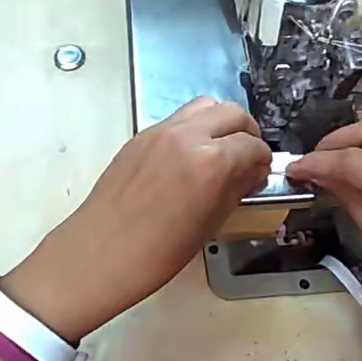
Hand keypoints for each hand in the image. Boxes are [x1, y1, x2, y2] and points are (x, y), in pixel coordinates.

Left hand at [0, 97, 270, 340]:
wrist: (99, 253)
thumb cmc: (156, 253)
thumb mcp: (209, 224)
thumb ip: (235, 190)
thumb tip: (250, 174)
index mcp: (210, 161)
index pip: (253, 145)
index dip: (262, 161)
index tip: (260, 174)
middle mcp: (186, 136)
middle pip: (232, 113)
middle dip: (246, 133)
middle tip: (246, 158)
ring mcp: (160, 132)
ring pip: (204, 106)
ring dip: (219, 123)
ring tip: (219, 152)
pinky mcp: (139, 136)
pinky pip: (177, 120)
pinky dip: (193, 130)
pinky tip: (190, 159)